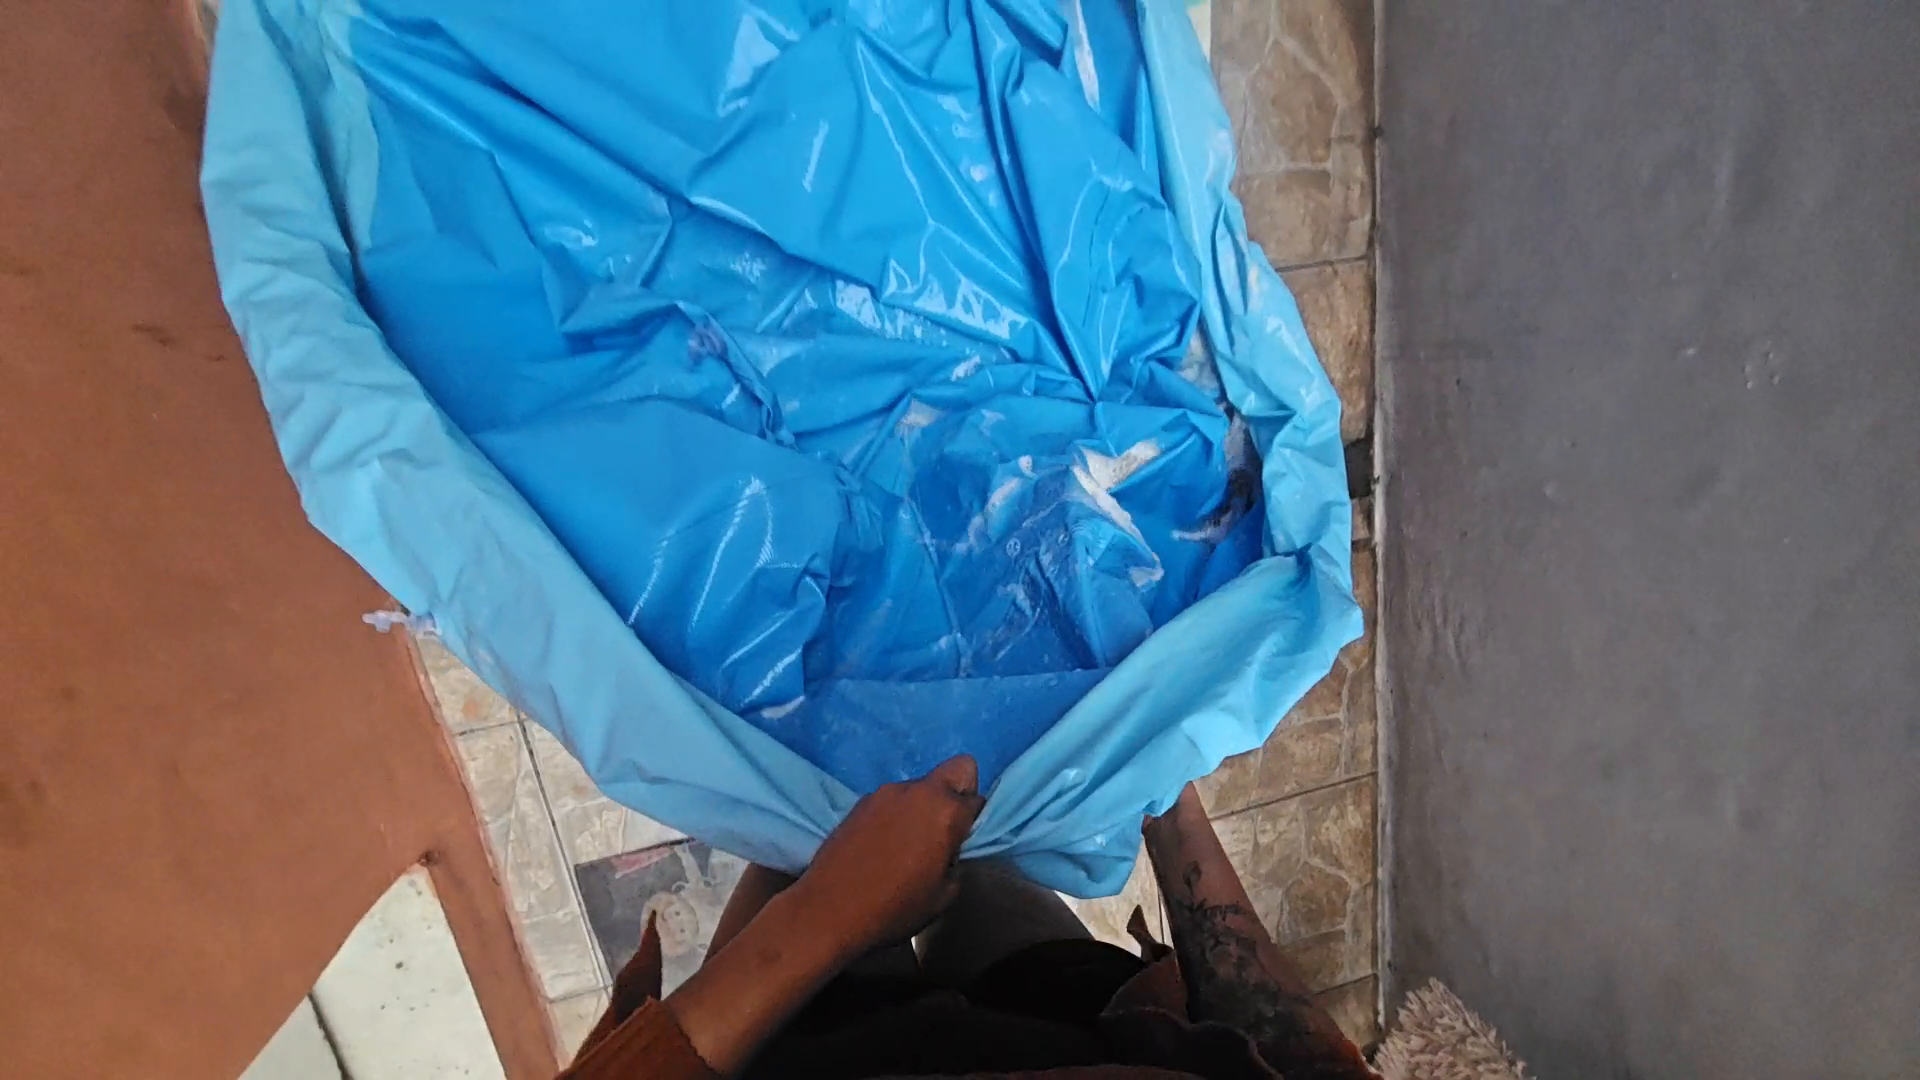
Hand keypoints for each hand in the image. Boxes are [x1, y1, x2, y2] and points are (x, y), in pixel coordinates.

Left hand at [795, 755, 985, 956]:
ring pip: (921, 786)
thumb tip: (949, 847)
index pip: (979, 799)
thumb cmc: (894, 907)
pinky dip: (896, 812)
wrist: (830, 909)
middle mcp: (919, 790)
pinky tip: (881, 842)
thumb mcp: (944, 895)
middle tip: (944, 829)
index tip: (965, 840)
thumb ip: (956, 860)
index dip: (976, 820)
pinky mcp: (862, 799)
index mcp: (946, 811)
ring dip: (923, 804)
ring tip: (906, 841)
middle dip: (958, 792)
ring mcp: (887, 791)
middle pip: (956, 769)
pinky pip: (893, 798)